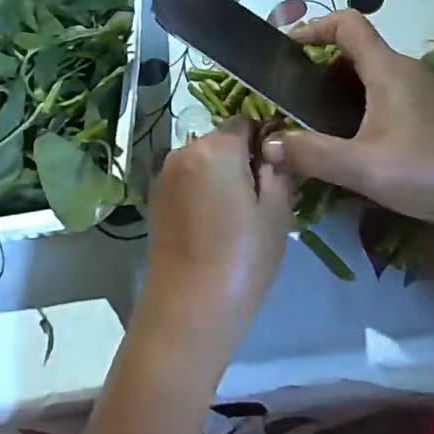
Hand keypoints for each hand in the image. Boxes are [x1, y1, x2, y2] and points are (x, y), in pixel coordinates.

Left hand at [138, 116, 292, 350]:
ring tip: (239, 218)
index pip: (247, 121)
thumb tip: (274, 149)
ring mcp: (165, 175)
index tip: (278, 173)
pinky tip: (215, 227)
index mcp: (215, 146)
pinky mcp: (156, 199)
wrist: (187, 312)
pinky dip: (204, 192)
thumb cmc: (240, 259)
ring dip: (222, 176)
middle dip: (243, 159)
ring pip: (205, 161)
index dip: (266, 141)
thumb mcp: (276, 212)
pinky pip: (188, 181)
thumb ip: (278, 170)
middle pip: (223, 140)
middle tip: (262, 200)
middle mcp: (184, 150)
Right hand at [263, 10, 433, 224]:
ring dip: (340, 89)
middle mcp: (404, 70)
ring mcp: (420, 90)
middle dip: (320, 66)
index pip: (346, 22)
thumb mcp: (363, 168)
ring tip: (318, 122)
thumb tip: (268, 144)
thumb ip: (313, 155)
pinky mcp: (429, 112)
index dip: (313, 27)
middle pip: (355, 49)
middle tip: (295, 97)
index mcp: (387, 68)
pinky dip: (362, 104)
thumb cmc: (430, 171)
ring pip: (370, 74)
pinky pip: (386, 93)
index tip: (287, 52)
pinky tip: (356, 142)